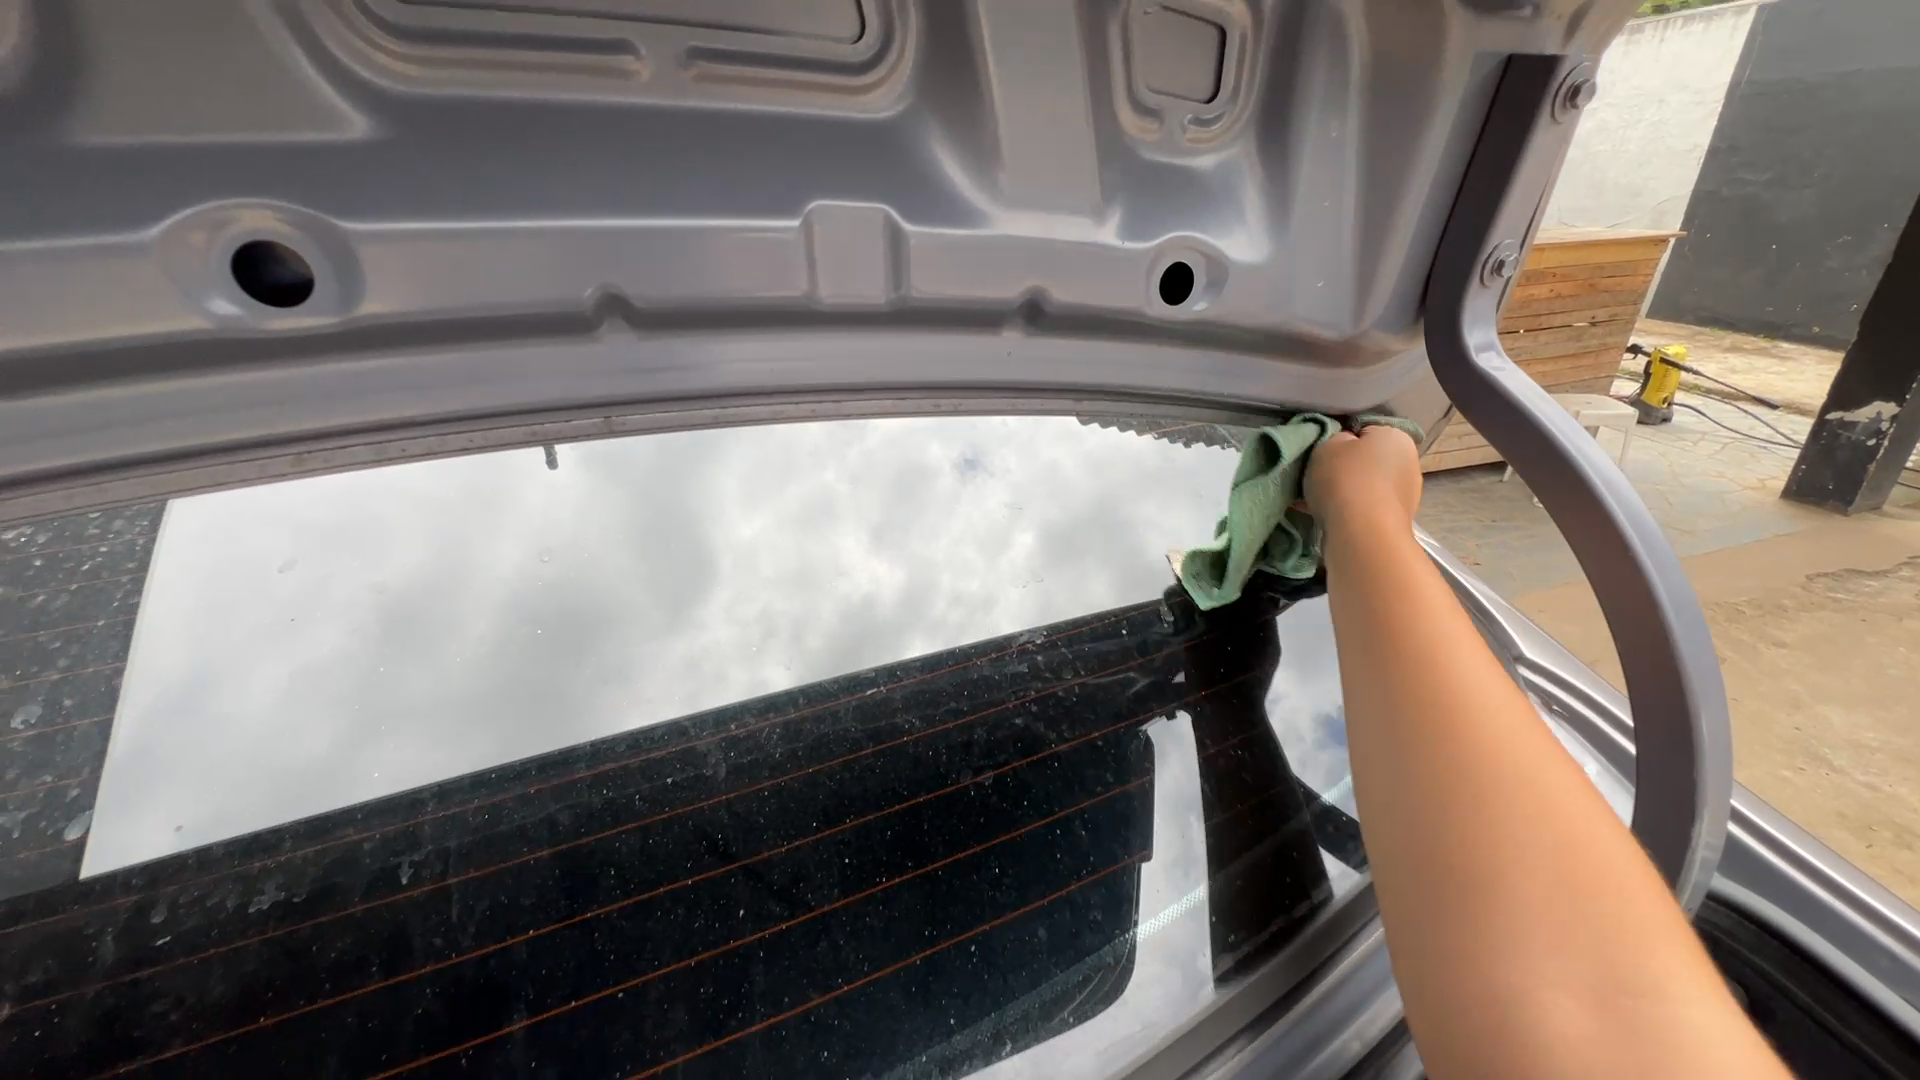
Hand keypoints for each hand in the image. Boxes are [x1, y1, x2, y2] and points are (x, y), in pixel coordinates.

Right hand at [1303, 425, 1421, 532]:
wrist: (1361, 532)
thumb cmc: (1344, 478)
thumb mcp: (1326, 445)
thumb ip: (1335, 439)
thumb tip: (1343, 447)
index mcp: (1395, 437)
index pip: (1363, 431)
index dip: (1339, 441)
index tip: (1321, 455)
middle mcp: (1407, 462)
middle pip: (1366, 461)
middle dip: (1343, 469)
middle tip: (1316, 479)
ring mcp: (1404, 494)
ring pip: (1365, 487)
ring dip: (1344, 492)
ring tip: (1315, 502)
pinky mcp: (1395, 521)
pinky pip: (1364, 508)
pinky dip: (1348, 511)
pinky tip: (1324, 517)